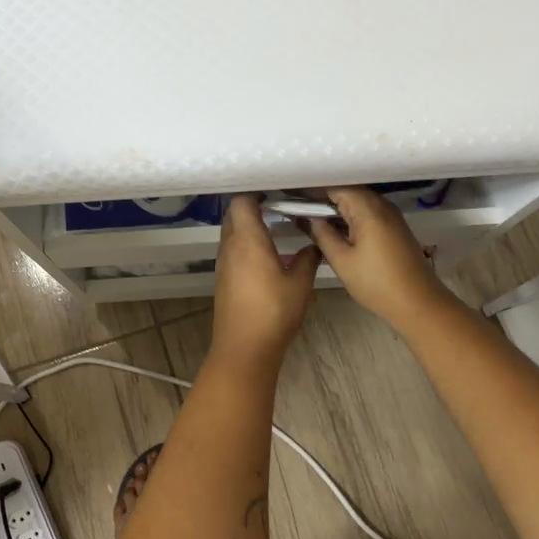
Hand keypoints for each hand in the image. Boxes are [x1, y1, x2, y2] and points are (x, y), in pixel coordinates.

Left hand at [211, 195, 320, 365]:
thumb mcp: (301, 284)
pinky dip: (246, 246)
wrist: (244, 349)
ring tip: (277, 229)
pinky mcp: (223, 279)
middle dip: (253, 207)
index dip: (256, 191)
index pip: (242, 201)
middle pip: (234, 214)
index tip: (276, 189)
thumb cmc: (274, 312)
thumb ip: (309, 259)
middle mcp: (230, 247)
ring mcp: (223, 264)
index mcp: (247, 240)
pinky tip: (268, 256)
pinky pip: (233, 251)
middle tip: (279, 206)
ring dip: (249, 227)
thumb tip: (315, 245)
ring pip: (232, 233)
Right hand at [306, 187, 461, 331]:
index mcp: (368, 209)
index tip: (291, 196)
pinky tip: (335, 228)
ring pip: (358, 202)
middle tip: (297, 207)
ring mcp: (391, 215)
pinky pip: (368, 212)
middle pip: (347, 191)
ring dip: (336, 207)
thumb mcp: (342, 261)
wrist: (418, 303)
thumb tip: (308, 218)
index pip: (335, 187)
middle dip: (322, 197)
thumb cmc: (376, 283)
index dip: (311, 190)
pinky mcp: (394, 227)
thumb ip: (322, 235)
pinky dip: (350, 215)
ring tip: (311, 217)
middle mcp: (381, 205)